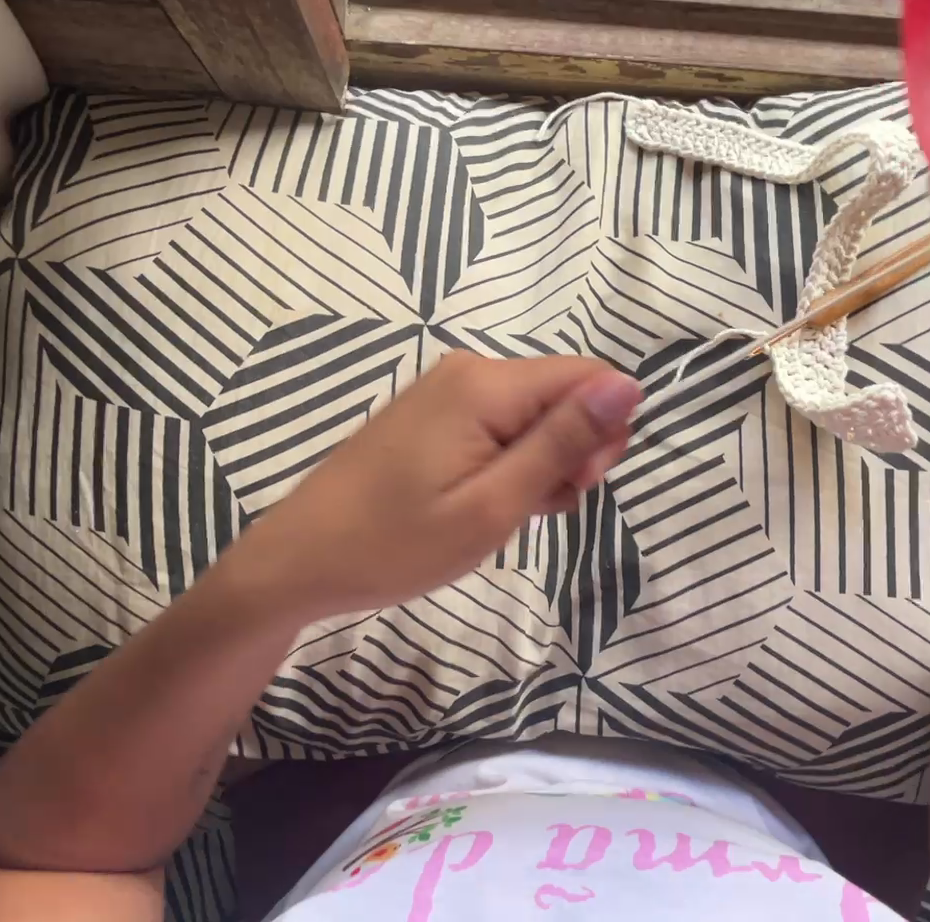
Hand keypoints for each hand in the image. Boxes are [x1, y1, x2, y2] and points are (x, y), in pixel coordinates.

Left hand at [225, 352, 642, 621]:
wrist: (300, 560)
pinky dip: (507, 465)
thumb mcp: (493, 504)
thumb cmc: (396, 544)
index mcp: (486, 384)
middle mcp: (469, 370)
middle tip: (531, 508)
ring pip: (534, 416)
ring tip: (499, 514)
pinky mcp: (433, 413)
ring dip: (538, 466)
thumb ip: (564, 441)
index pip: (590, 377)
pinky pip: (499, 426)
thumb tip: (629, 383)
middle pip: (563, 395)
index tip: (575, 487)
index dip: (602, 432)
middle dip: (569, 453)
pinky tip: (481, 503)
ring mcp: (446, 390)